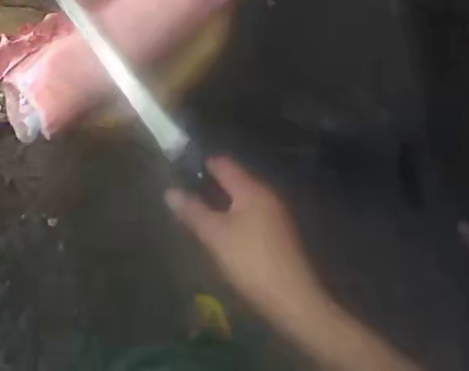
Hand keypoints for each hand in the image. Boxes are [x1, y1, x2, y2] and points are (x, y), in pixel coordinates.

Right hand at [166, 157, 325, 316]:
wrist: (299, 306)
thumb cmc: (253, 263)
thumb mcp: (216, 237)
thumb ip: (192, 211)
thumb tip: (169, 191)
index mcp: (251, 189)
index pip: (222, 163)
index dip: (200, 164)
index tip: (180, 172)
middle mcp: (267, 196)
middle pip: (234, 180)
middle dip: (210, 186)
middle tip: (187, 196)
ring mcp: (278, 216)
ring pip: (243, 199)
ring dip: (223, 204)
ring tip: (201, 215)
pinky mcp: (283, 236)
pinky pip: (253, 215)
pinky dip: (237, 218)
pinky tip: (225, 234)